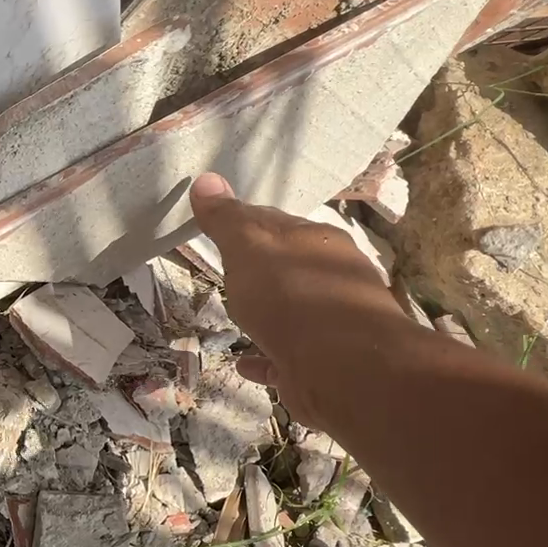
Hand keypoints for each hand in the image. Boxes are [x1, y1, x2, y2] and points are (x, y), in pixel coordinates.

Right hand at [187, 173, 413, 424]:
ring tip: (239, 318)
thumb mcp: (249, 248)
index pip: (276, 223)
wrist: (342, 367)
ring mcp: (330, 323)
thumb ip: (227, 220)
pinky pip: (285, 356)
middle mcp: (330, 277)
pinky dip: (264, 357)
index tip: (218, 226)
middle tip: (229, 270)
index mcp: (316, 243)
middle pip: (288, 266)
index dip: (245, 223)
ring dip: (267, 313)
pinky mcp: (322, 363)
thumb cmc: (292, 295)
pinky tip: (245, 364)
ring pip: (292, 312)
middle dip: (262, 267)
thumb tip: (205, 180)